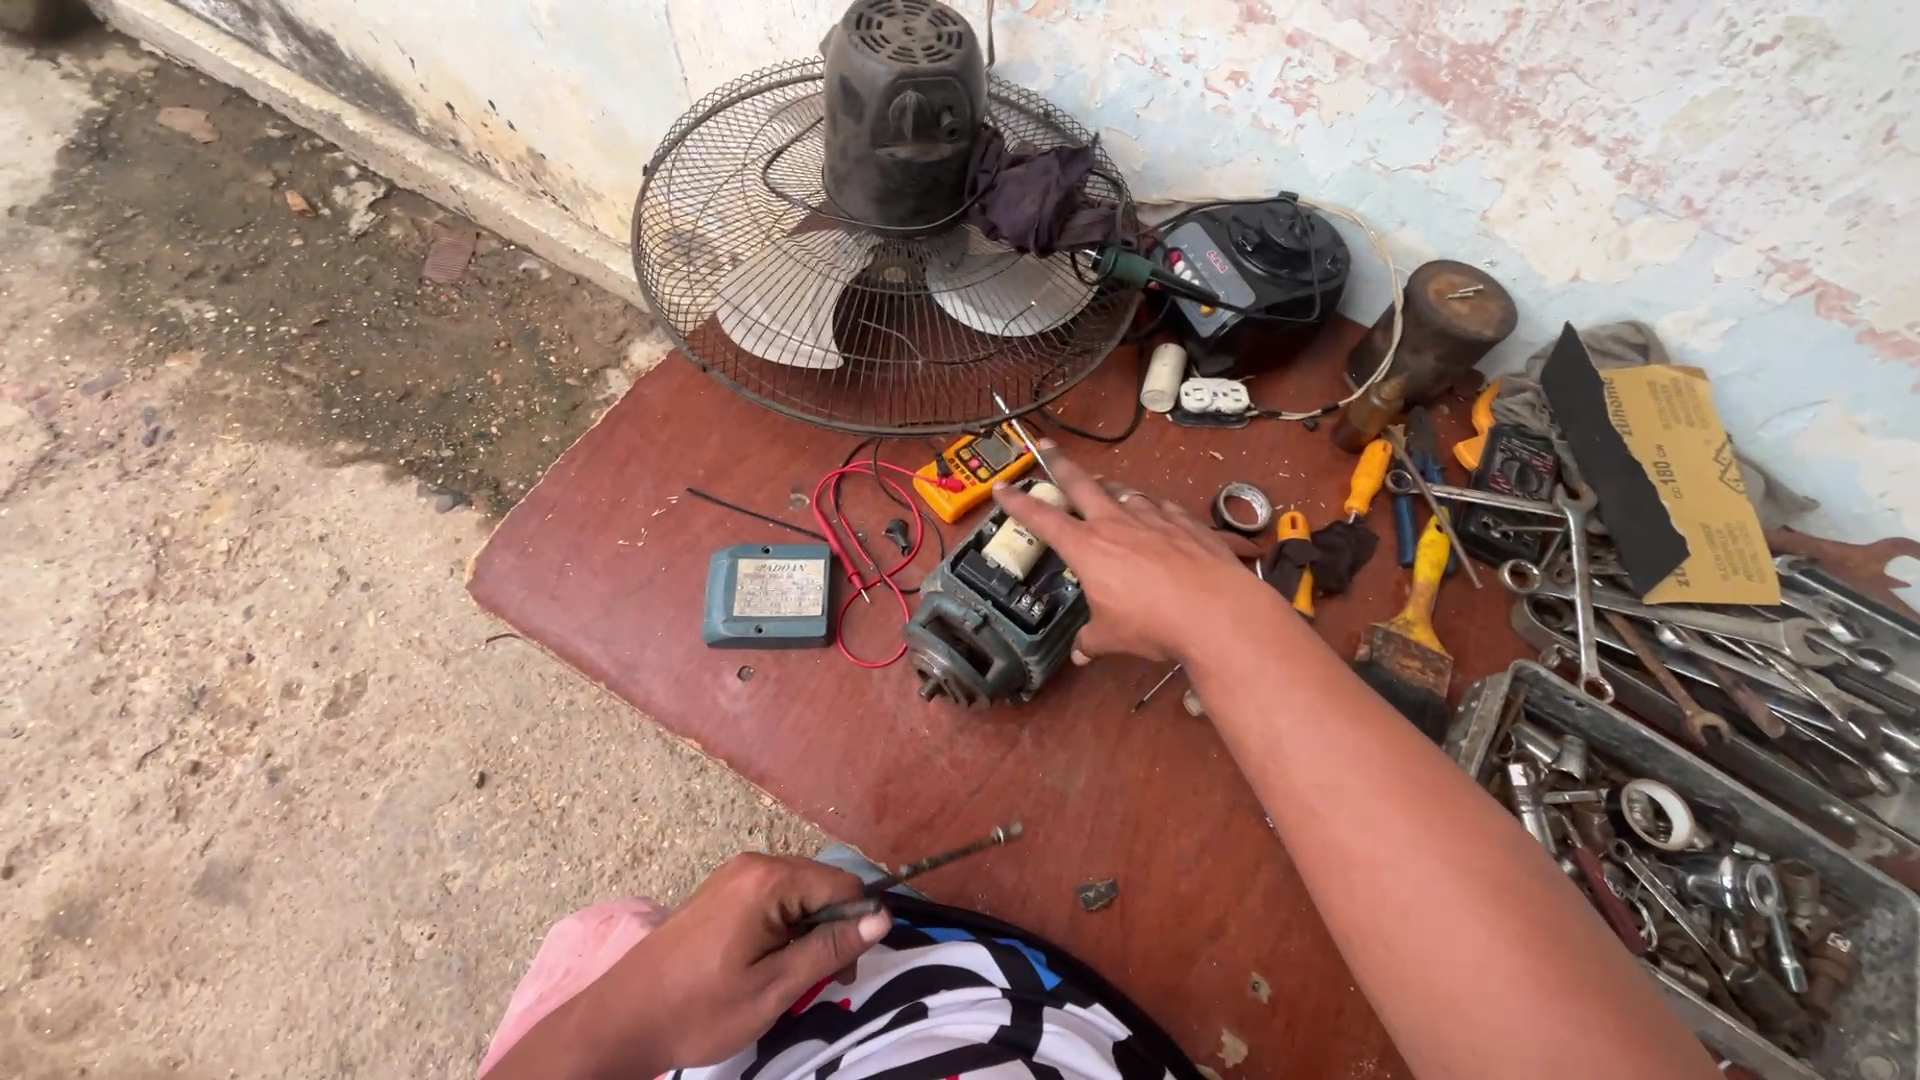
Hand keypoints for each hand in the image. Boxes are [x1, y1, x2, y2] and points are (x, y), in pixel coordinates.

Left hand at [494, 854, 890, 1079]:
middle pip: (822, 885)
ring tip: (792, 977)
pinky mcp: (723, 889)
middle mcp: (755, 863)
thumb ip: (830, 948)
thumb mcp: (774, 988)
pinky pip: (774, 896)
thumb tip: (882, 917)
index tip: (847, 972)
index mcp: (769, 880)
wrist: (621, 1021)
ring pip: (800, 892)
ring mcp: (735, 873)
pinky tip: (770, 962)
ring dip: (808, 930)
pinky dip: (785, 926)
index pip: (843, 885)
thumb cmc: (699, 1011)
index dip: (858, 924)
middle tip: (820, 982)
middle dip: (832, 928)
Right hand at [993, 444, 1284, 665]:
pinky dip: (1150, 507)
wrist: (1215, 610)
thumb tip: (1082, 654)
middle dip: (1058, 464)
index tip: (1002, 488)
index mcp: (1086, 547)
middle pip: (1080, 484)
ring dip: (1108, 486)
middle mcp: (1115, 523)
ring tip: (1101, 484)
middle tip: (1046, 446)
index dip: (1018, 503)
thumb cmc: (1153, 624)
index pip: (1042, 519)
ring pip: (1123, 491)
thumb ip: (1092, 641)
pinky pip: (1161, 507)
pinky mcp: (1185, 522)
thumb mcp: (1112, 637)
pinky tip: (1154, 511)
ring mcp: (1153, 517)